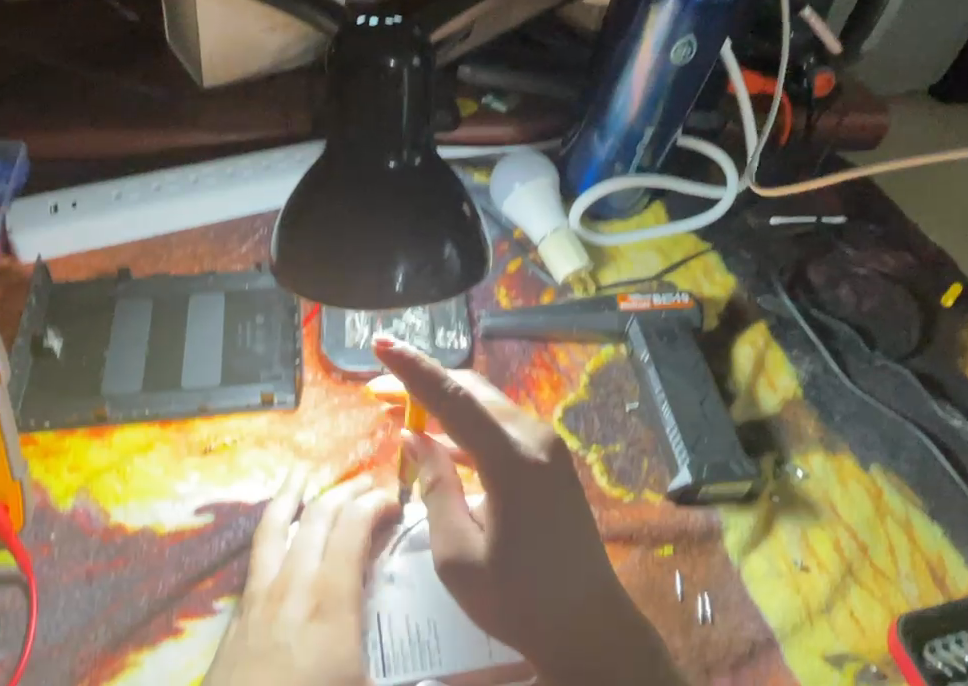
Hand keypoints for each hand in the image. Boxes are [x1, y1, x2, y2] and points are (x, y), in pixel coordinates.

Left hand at [202, 472, 399, 685]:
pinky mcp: (238, 614)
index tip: (396, 503)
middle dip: (347, 492)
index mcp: (331, 602)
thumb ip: (410, 682)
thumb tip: (457, 681)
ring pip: (276, 525)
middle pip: (319, 516)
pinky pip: (257, 553)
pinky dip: (270, 527)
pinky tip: (274, 530)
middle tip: (370, 486)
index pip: (353, 527)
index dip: (376, 504)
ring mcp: (260, 596)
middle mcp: (294, 585)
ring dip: (296, 495)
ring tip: (306, 473)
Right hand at [374, 338, 685, 685]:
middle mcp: (534, 438)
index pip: (453, 397)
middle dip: (424, 383)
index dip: (413, 368)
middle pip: (471, 391)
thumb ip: (434, 486)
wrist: (589, 625)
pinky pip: (500, 425)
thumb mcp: (457, 553)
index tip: (381, 342)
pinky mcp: (551, 459)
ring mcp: (547, 446)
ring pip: (486, 405)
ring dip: (444, 403)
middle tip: (379, 391)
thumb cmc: (518, 599)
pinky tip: (440, 438)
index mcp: (512, 458)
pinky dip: (466, 424)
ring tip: (399, 409)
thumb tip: (416, 438)